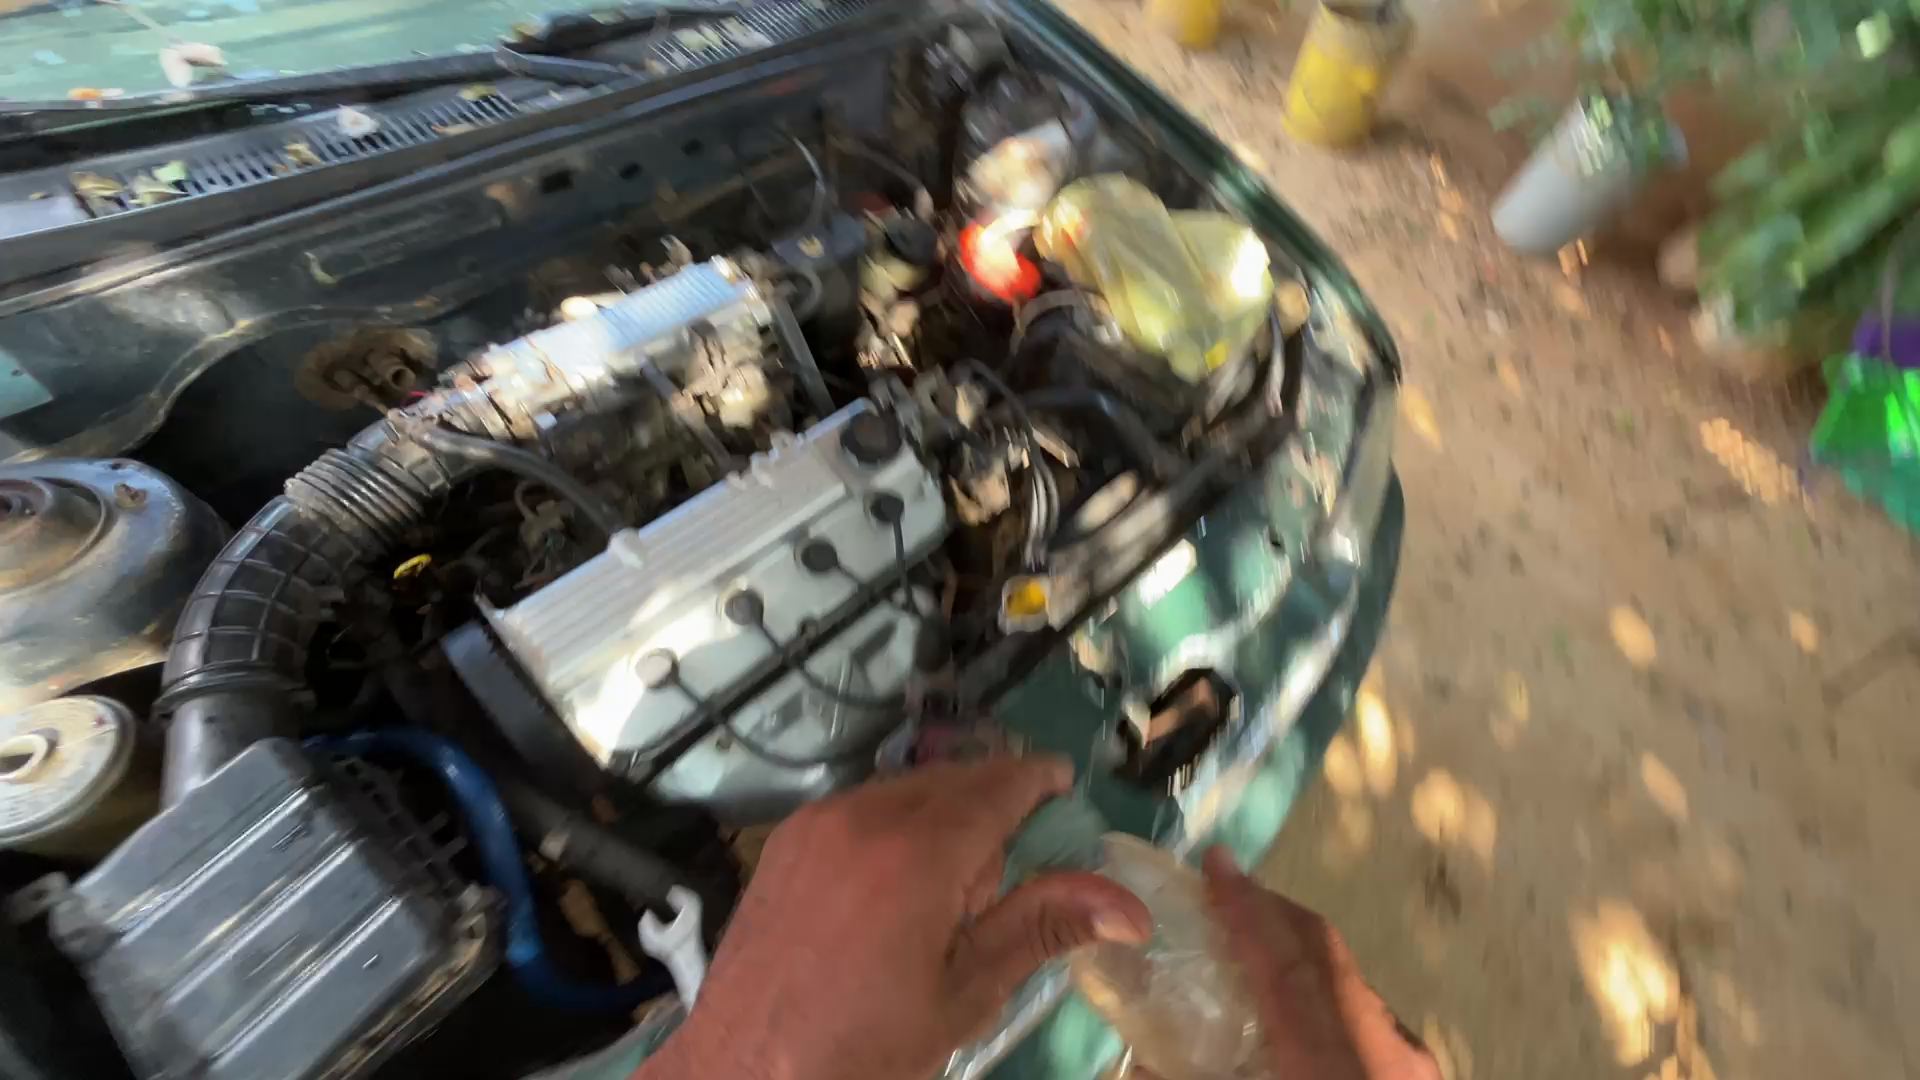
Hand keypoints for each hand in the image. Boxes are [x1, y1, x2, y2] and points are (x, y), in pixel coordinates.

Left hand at [639, 758, 1151, 1079]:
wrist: (739, 1074)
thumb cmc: (864, 1049)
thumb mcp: (962, 995)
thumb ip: (1041, 928)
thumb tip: (1130, 906)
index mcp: (918, 853)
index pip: (997, 788)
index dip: (1035, 777)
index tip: (1061, 778)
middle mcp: (866, 814)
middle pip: (954, 780)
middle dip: (992, 801)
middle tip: (1004, 863)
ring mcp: (820, 817)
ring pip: (908, 786)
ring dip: (943, 810)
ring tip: (944, 886)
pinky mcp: (791, 832)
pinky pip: (865, 802)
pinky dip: (897, 819)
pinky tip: (891, 878)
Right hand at [1200, 848, 1438, 1079]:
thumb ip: (1199, 1070)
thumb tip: (1140, 1055)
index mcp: (1333, 1062)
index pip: (1288, 964)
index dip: (1249, 908)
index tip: (1216, 861)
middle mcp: (1384, 1050)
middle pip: (1323, 950)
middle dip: (1269, 906)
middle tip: (1223, 884)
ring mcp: (1412, 1059)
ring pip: (1347, 970)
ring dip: (1294, 938)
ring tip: (1252, 927)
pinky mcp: (1419, 1067)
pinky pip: (1365, 1000)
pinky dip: (1322, 976)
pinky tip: (1297, 989)